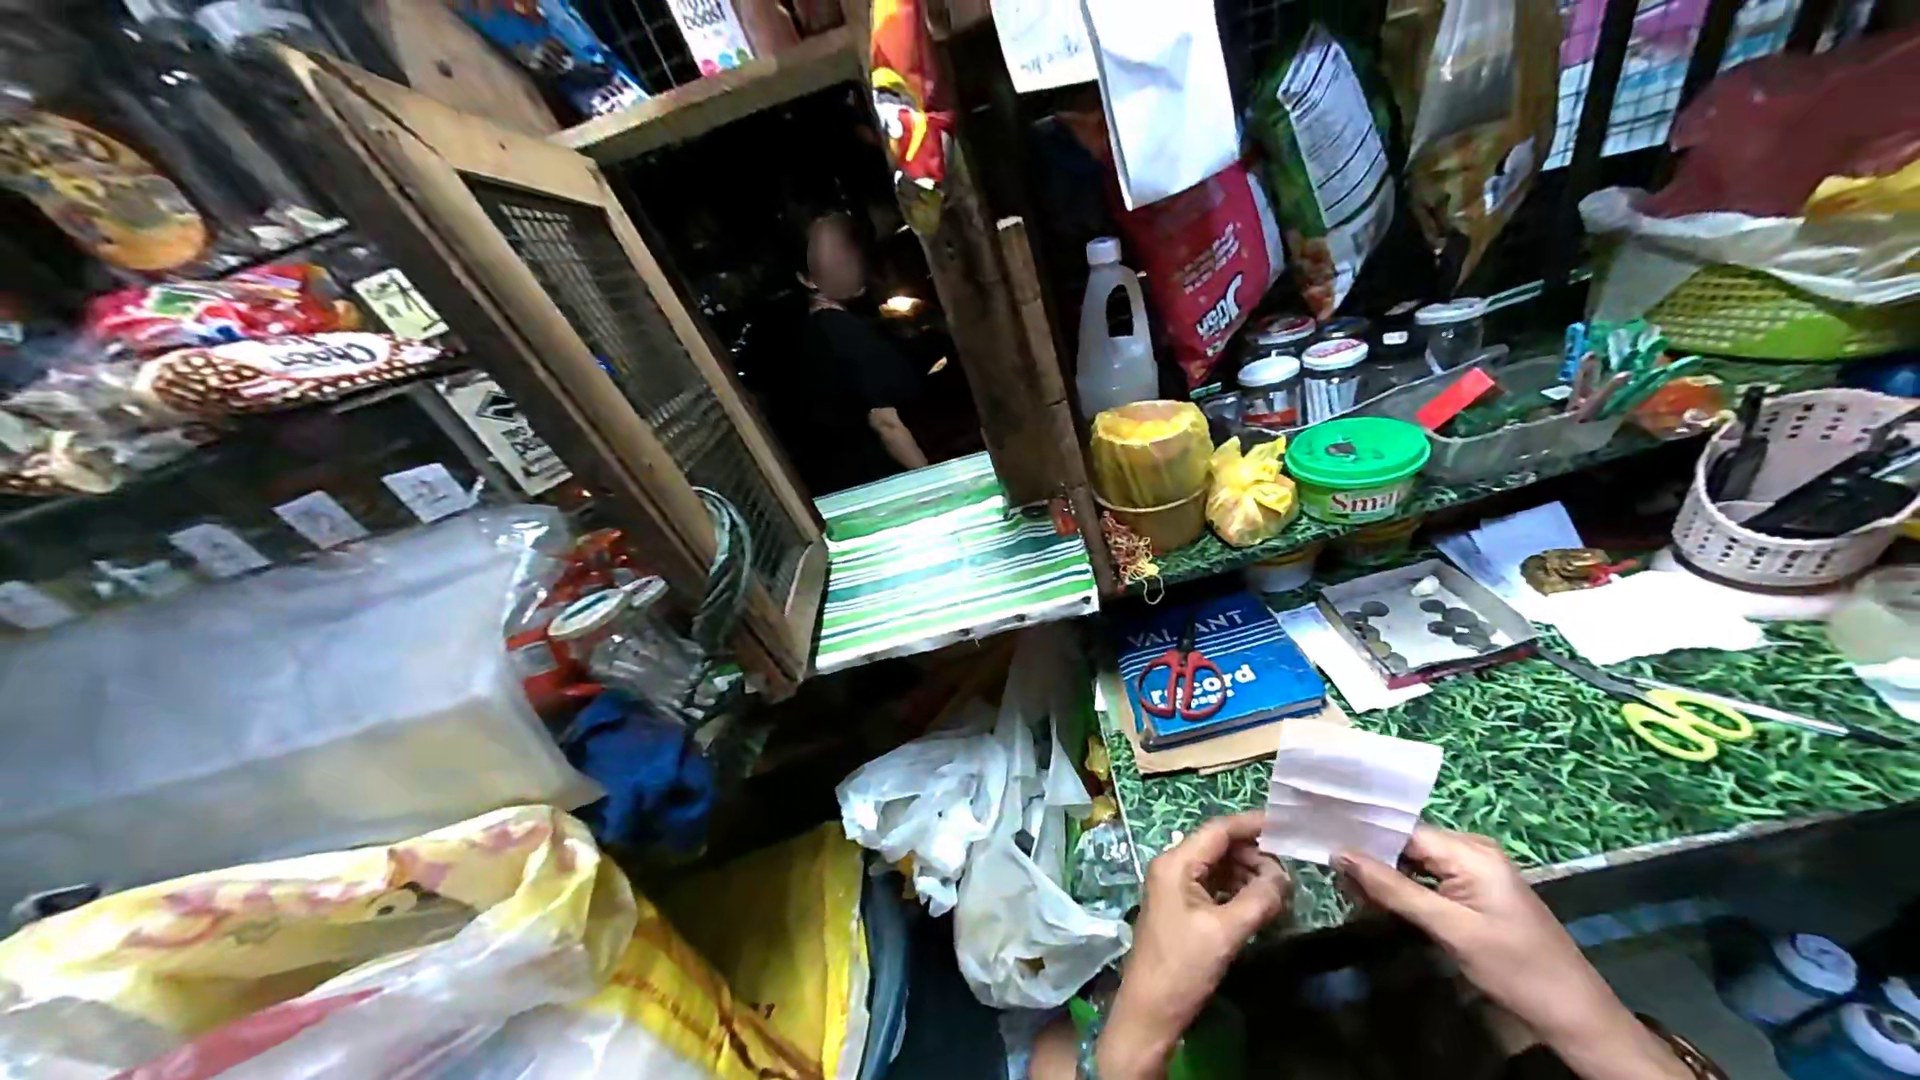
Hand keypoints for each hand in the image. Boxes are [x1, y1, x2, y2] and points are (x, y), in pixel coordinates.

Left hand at [1099, 812, 1288, 1079]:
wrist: (1150, 1008)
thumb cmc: (1183, 966)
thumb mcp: (1225, 932)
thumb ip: (1257, 899)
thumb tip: (1284, 876)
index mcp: (1175, 862)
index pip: (1217, 830)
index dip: (1251, 824)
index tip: (1285, 825)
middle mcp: (1172, 865)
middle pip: (1217, 845)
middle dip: (1253, 853)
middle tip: (1287, 871)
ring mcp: (1174, 885)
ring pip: (1217, 865)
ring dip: (1246, 871)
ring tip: (1278, 888)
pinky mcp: (1181, 904)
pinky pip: (1212, 884)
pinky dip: (1236, 887)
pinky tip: (1259, 901)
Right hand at [1337, 826, 1690, 1079]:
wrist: (1579, 1018)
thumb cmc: (1516, 969)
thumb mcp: (1449, 929)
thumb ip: (1392, 888)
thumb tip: (1339, 853)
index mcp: (1470, 851)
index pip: (1401, 830)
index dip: (1362, 834)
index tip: (1323, 840)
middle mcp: (1472, 849)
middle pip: (1405, 842)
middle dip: (1370, 858)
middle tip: (1336, 877)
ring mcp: (1476, 869)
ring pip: (1413, 860)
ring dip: (1384, 876)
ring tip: (1350, 890)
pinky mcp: (1476, 889)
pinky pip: (1428, 876)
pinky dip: (1404, 887)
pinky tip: (1379, 899)